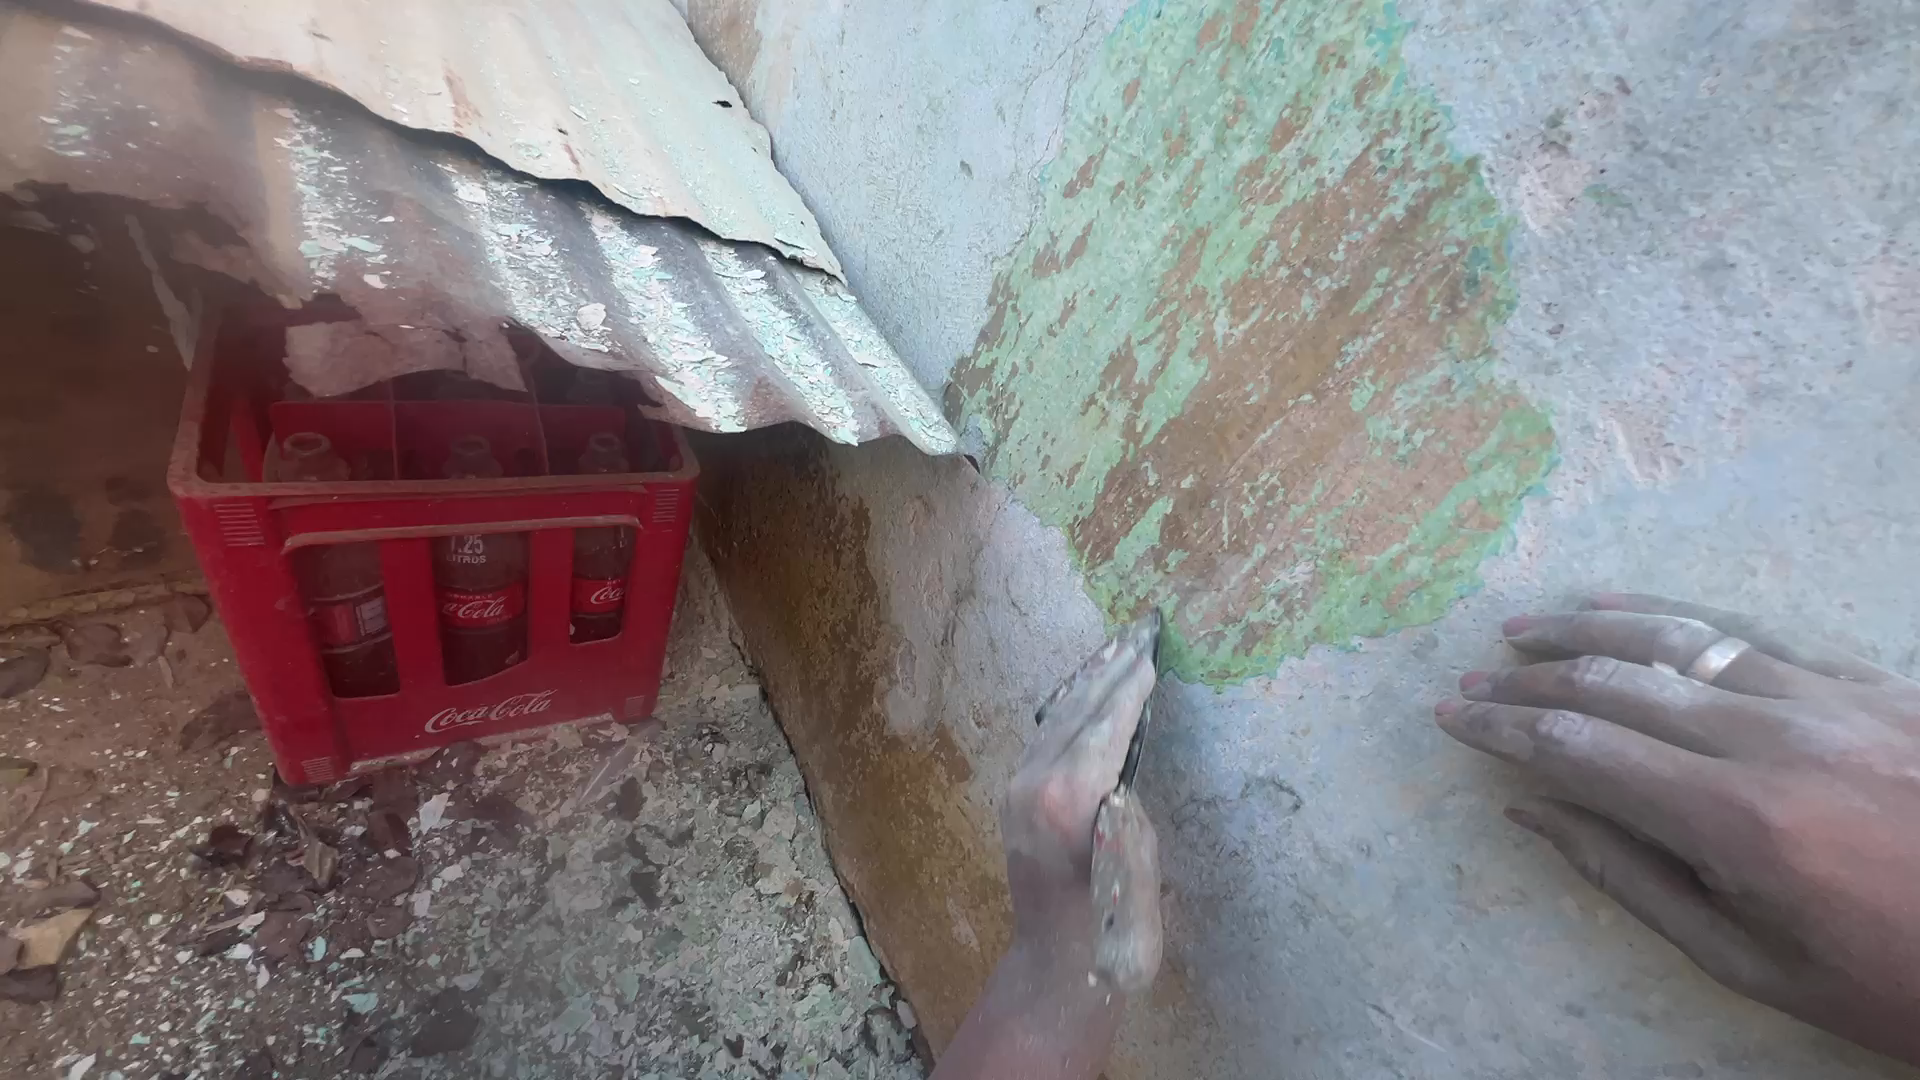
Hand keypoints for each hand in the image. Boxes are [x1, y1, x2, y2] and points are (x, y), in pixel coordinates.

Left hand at [1004, 611, 1161, 977]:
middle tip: (1138, 629)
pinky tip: (1083, 687)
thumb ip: (1131, 817)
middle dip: (1111, 668)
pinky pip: (1044, 733)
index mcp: (1067, 801)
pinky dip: (1068, 704)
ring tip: (1116, 646)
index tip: (1149, 653)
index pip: (1105, 727)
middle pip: (1078, 710)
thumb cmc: (1109, 934)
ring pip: (1056, 716)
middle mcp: (1033, 782)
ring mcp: (1017, 784)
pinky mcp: (1014, 792)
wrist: (1051, 964)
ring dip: (1088, 679)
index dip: (1130, 689)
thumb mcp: (1139, 881)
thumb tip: (1120, 773)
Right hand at [1437, 593, 1919, 1064]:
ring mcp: (1832, 702)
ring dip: (1579, 631)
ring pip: (1672, 639)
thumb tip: (1527, 807)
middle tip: (1472, 684)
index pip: (1574, 747)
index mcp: (1739, 820)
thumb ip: (1625, 876)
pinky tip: (1615, 606)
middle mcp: (1776, 742)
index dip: (1498, 728)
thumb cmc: (1903, 983)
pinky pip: (1749, 632)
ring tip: (1521, 632)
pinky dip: (1667, 612)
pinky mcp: (1875, 685)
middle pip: (1609, 684)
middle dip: (1523, 682)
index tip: (1451, 718)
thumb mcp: (1753, 963)